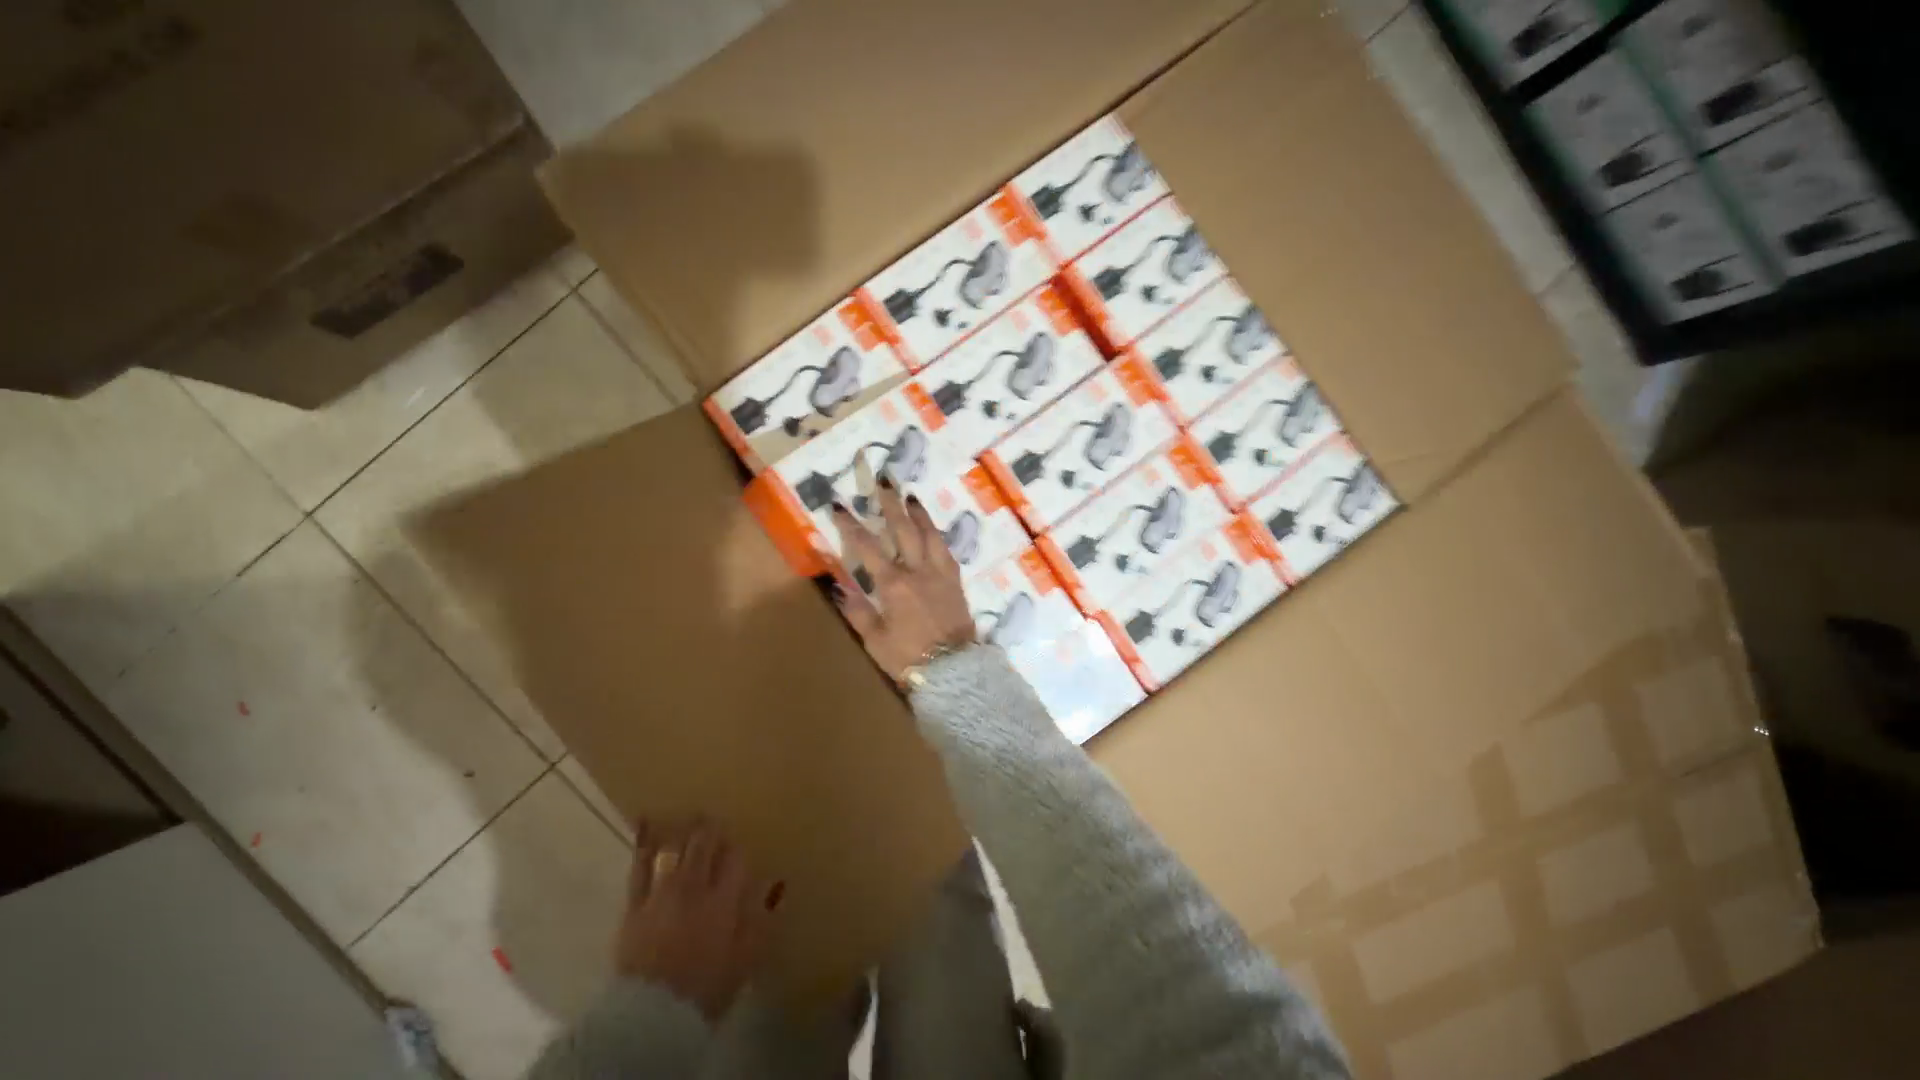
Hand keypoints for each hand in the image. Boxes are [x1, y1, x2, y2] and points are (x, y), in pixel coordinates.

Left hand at [614, 820, 779, 1021]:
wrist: (652, 1013)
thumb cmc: (706, 989)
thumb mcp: (746, 960)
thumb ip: (764, 920)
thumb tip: (778, 886)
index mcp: (725, 901)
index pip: (737, 860)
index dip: (739, 849)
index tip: (741, 844)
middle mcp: (695, 888)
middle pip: (705, 847)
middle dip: (711, 830)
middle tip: (715, 819)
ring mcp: (662, 892)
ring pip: (675, 849)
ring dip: (683, 831)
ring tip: (689, 819)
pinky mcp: (635, 903)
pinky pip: (640, 866)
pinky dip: (645, 844)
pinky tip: (647, 823)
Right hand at [832, 480, 976, 682]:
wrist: (955, 671)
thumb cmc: (908, 658)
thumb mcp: (874, 639)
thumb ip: (856, 610)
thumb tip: (839, 584)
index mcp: (894, 584)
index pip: (867, 547)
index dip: (851, 525)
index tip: (838, 505)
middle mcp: (918, 571)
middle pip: (903, 529)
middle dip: (891, 503)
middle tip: (883, 480)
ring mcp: (940, 574)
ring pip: (929, 534)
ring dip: (918, 512)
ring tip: (909, 495)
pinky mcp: (955, 582)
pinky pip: (945, 549)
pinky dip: (936, 534)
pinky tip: (932, 529)